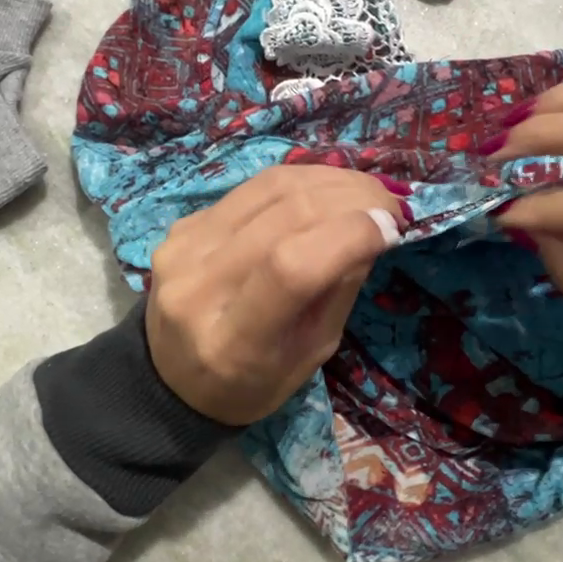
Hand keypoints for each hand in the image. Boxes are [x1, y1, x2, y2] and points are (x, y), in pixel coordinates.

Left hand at [147, 166, 406, 425]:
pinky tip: (325, 189)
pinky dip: (297, 182)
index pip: (291, 268)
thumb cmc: (251, 381)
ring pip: (266, 188)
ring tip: (365, 189)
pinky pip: (249, 189)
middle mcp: (197, 288)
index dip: (349, 236)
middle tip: (390, 203)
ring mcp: (182, 250)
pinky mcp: (180, 226)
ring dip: (328, 179)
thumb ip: (337, 291)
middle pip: (282, 217)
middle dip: (349, 198)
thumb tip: (373, 226)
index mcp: (232, 343)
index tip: (392, 228)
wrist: (170, 378)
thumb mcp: (309, 355)